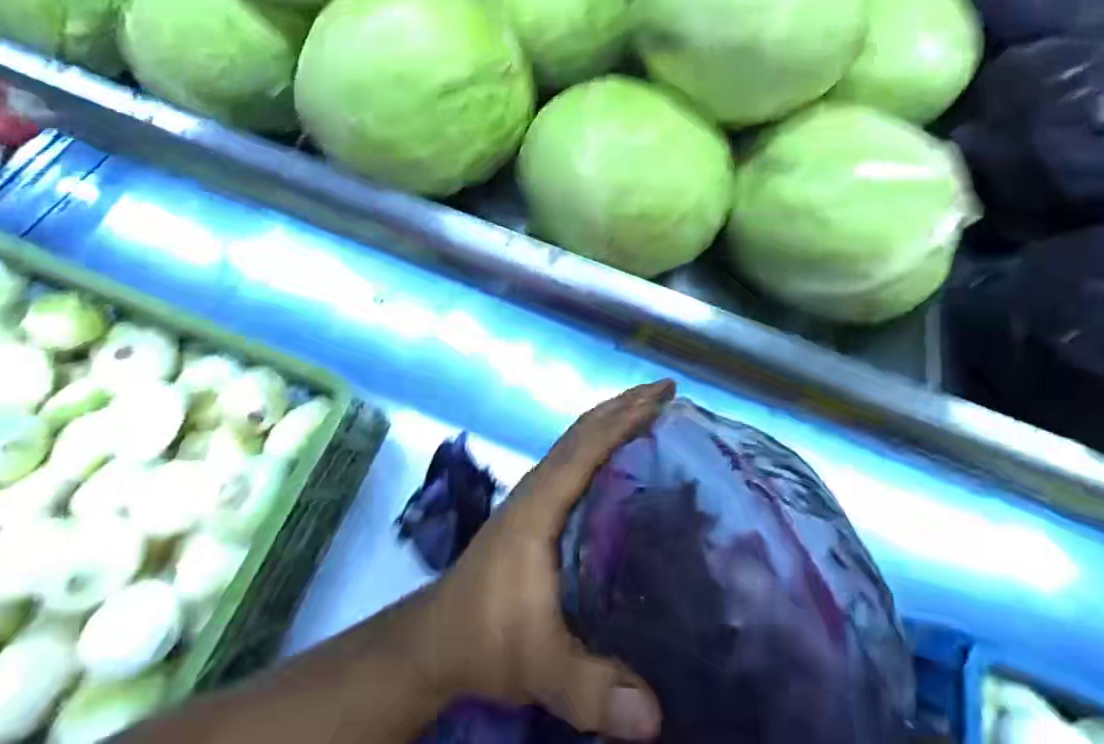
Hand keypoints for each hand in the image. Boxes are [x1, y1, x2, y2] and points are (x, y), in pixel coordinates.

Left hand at [413, 379, 673, 740]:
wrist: (435, 639)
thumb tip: (655, 719)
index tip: (663, 396)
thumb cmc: (485, 639)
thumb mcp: (540, 667)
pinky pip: (572, 460)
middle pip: (582, 431)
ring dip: (611, 420)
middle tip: (668, 391)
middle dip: (624, 406)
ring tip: (651, 411)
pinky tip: (618, 459)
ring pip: (575, 442)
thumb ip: (590, 688)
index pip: (586, 447)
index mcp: (539, 505)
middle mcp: (536, 489)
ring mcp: (531, 497)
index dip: (625, 418)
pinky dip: (599, 443)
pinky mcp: (532, 512)